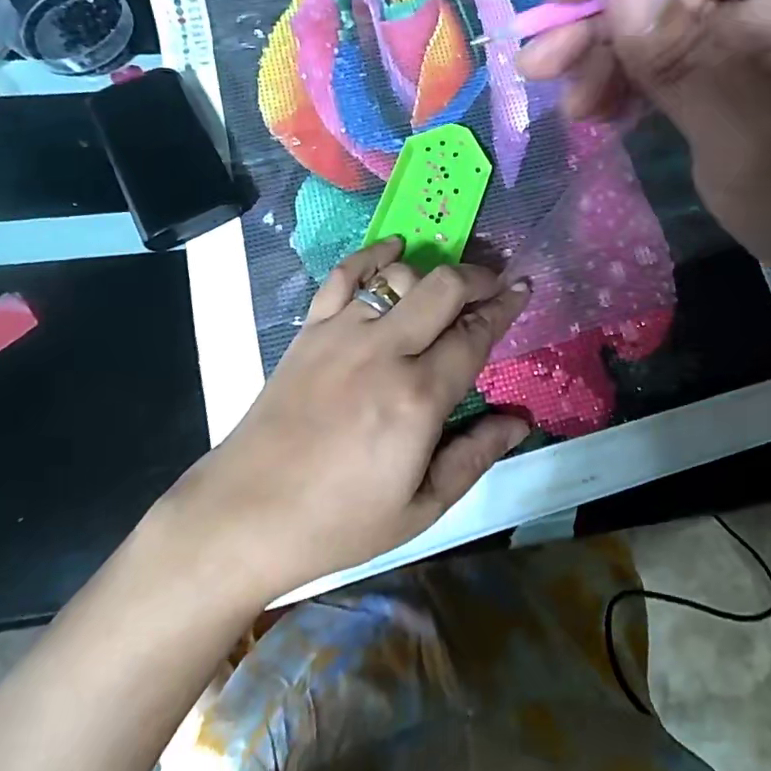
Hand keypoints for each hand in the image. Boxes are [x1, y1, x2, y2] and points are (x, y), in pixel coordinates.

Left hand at [151, 237, 531, 605]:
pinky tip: (392, 249)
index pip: (474, 335)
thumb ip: (474, 456)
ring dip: (431, 272)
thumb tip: (520, 421)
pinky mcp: (309, 331)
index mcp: (418, 397)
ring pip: (397, 276)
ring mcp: (341, 334)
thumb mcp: (421, 508)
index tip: (523, 290)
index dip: (504, 308)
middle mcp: (383, 351)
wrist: (247, 513)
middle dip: (477, 278)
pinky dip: (372, 255)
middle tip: (494, 284)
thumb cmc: (339, 522)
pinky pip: (344, 276)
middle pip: (441, 288)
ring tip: (448, 284)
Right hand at [517, 0, 770, 282]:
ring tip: (566, 100)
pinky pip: (650, 46)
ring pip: (649, 4)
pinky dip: (612, 74)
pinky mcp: (717, 58)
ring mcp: (744, 24)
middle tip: (541, 59)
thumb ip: (689, 66)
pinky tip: (592, 109)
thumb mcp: (751, 146)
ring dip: (596, 47)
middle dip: (598, 5)